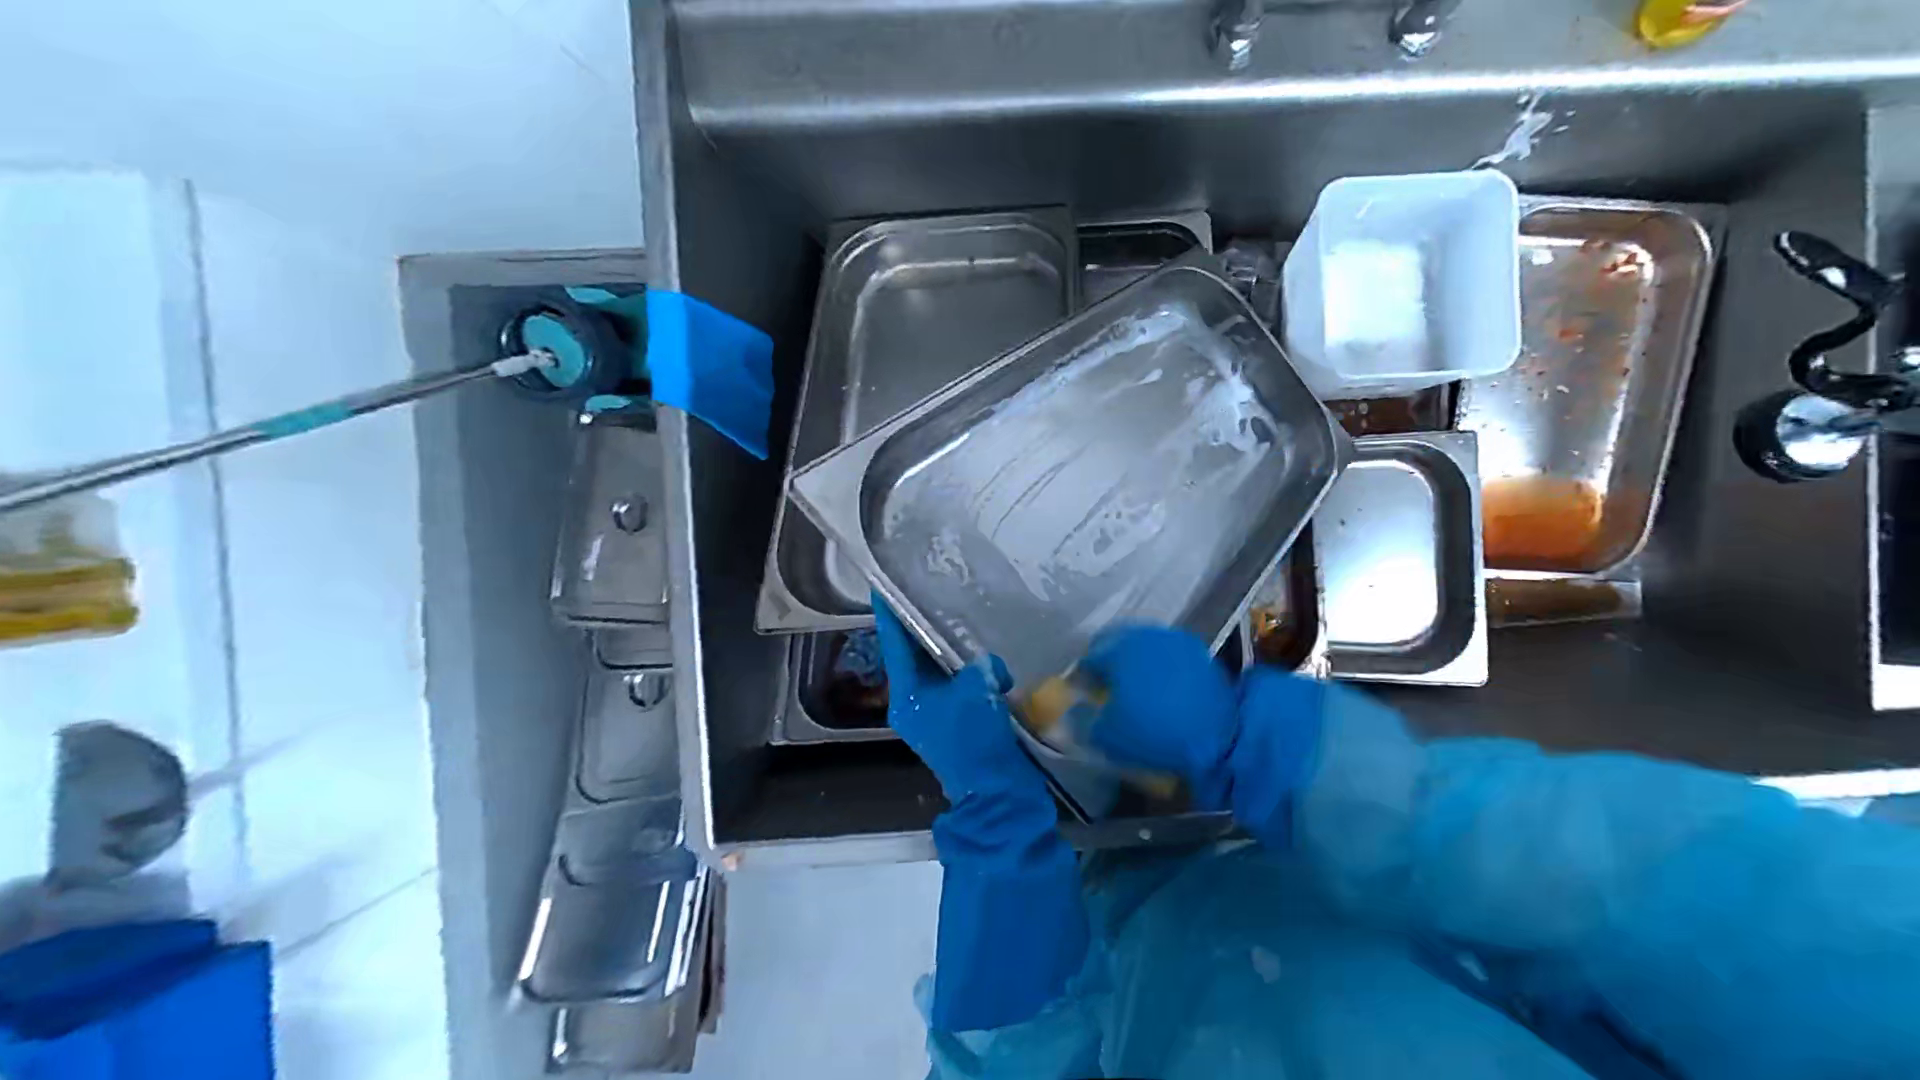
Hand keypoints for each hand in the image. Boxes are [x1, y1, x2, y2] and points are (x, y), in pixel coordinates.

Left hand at [871, 599, 1052, 806]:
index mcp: (907, 695)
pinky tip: (981, 657)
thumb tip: (987, 664)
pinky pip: (953, 685)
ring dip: (946, 648)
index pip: (893, 645)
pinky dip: (963, 670)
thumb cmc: (977, 740)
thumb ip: (979, 666)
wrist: (997, 794)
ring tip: (955, 617)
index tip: (882, 585)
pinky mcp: (953, 723)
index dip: (888, 613)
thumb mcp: (976, 691)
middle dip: (919, 626)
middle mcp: (912, 704)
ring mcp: (932, 715)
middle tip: (925, 590)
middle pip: (912, 656)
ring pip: (934, 670)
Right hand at [1078, 625, 1238, 809]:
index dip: (1083, 679)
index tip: (1084, 696)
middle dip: (1108, 665)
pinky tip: (1161, 690)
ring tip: (1135, 690)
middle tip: (1107, 690)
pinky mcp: (1199, 653)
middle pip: (1115, 646)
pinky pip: (1167, 656)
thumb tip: (1072, 709)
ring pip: (1143, 648)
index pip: (1089, 658)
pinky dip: (1158, 668)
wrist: (1224, 736)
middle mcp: (1144, 635)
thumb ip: (1082, 719)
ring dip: (1135, 664)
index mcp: (1118, 648)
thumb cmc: (1155, 730)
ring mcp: (1175, 640)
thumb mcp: (1108, 735)